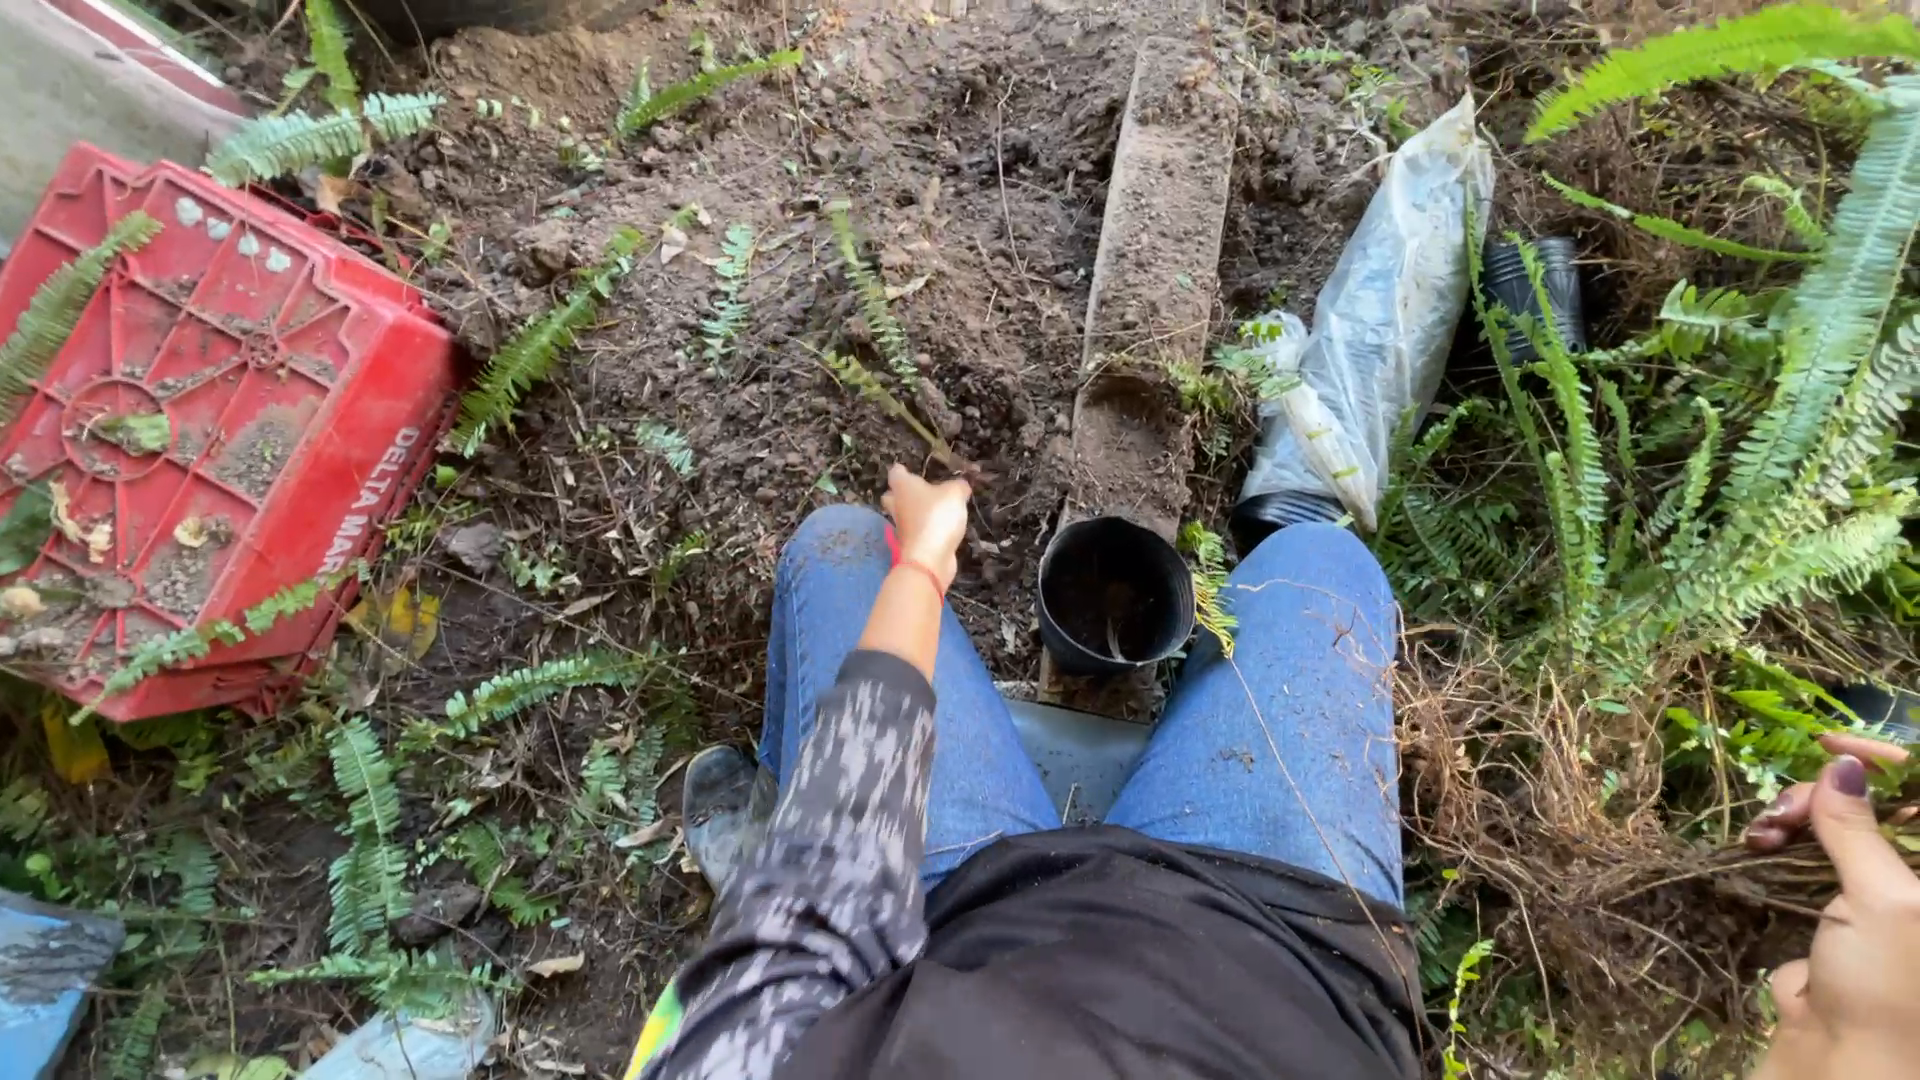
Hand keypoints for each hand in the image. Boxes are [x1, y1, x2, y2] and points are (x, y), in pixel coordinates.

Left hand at [879, 464, 969, 591]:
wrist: (928, 558)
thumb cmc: (936, 516)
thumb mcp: (955, 494)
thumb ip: (959, 486)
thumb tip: (961, 486)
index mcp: (903, 487)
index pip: (896, 473)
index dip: (902, 470)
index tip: (907, 469)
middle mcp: (897, 506)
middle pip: (892, 496)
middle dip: (901, 494)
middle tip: (917, 491)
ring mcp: (902, 528)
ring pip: (904, 515)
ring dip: (915, 513)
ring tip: (934, 510)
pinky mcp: (910, 545)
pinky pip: (916, 532)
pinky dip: (925, 530)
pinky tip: (940, 529)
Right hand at [1750, 747, 1919, 1079]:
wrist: (1851, 1048)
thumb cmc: (1891, 981)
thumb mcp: (1884, 900)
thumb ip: (1860, 830)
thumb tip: (1843, 764)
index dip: (1891, 763)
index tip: (1832, 745)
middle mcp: (1919, 875)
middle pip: (1875, 803)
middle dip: (1821, 794)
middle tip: (1784, 811)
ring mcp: (1882, 885)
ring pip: (1835, 820)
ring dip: (1792, 816)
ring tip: (1763, 832)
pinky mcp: (1839, 896)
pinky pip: (1809, 845)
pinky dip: (1779, 836)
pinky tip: (1757, 842)